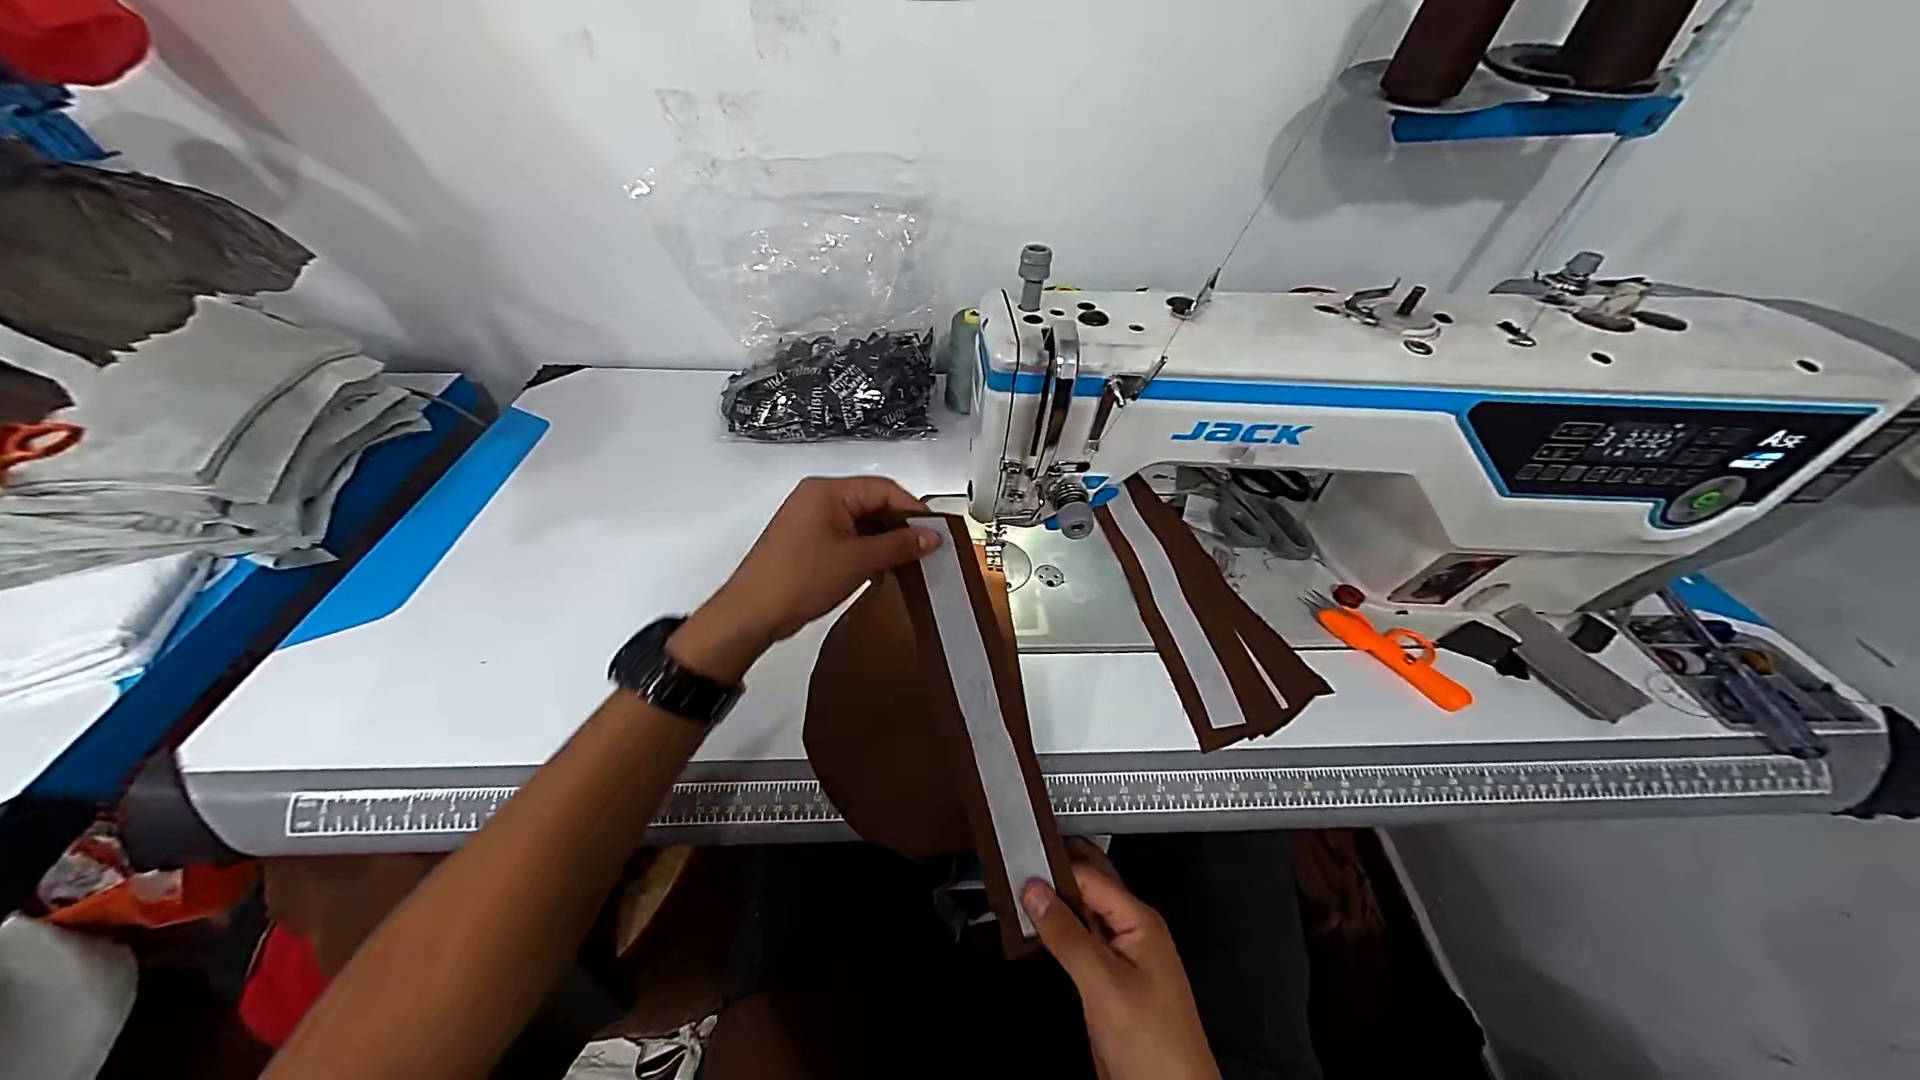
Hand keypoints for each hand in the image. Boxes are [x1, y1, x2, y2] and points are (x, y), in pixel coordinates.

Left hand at [667, 476, 940, 682]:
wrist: (752, 613)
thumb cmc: (797, 580)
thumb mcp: (860, 560)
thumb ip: (900, 544)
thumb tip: (929, 536)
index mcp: (827, 491)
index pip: (884, 488)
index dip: (913, 509)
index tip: (935, 531)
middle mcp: (816, 498)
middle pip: (872, 502)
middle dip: (899, 525)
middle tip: (924, 548)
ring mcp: (809, 519)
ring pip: (859, 521)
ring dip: (883, 540)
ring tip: (905, 561)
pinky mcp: (806, 540)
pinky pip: (845, 536)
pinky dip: (865, 549)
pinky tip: (880, 568)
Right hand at [1024, 862, 1220, 1079]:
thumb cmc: (1157, 1049)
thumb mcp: (1104, 985)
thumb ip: (1067, 936)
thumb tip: (1037, 894)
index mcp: (1140, 922)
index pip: (1090, 877)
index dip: (1055, 872)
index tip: (1021, 874)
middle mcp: (1132, 933)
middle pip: (1087, 892)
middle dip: (1055, 884)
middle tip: (1018, 882)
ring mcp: (1121, 958)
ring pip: (1082, 917)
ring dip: (1055, 910)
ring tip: (1022, 905)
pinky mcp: (1110, 981)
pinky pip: (1081, 943)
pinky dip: (1059, 936)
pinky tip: (1039, 937)